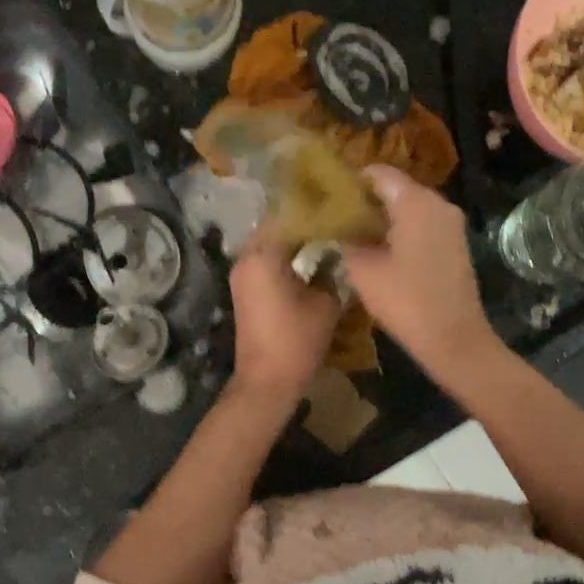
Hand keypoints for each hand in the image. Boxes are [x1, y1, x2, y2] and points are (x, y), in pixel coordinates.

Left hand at [229, 223, 341, 400]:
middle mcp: (247, 258)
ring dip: (294, 239)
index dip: (316, 208)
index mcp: (264, 254)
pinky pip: (265, 261)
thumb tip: (338, 254)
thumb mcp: (326, 303)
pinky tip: (311, 259)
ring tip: (328, 234)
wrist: (266, 380)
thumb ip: (332, 272)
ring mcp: (242, 275)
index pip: (290, 214)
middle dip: (304, 221)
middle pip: (276, 226)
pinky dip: (285, 256)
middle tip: (336, 216)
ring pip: (270, 243)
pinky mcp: (244, 290)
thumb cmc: (296, 340)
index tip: (340, 203)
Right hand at [342, 166, 499, 374]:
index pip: (379, 173)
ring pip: (410, 207)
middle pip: (396, 188)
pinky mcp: (455, 243)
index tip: (329, 196)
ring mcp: (451, 223)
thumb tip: (335, 227)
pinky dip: (401, 230)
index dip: (352, 181)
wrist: (453, 338)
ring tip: (354, 234)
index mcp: (415, 202)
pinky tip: (380, 250)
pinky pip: (422, 224)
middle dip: (367, 200)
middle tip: (337, 217)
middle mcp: (438, 203)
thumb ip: (347, 240)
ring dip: (384, 217)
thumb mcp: (363, 271)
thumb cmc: (405, 301)